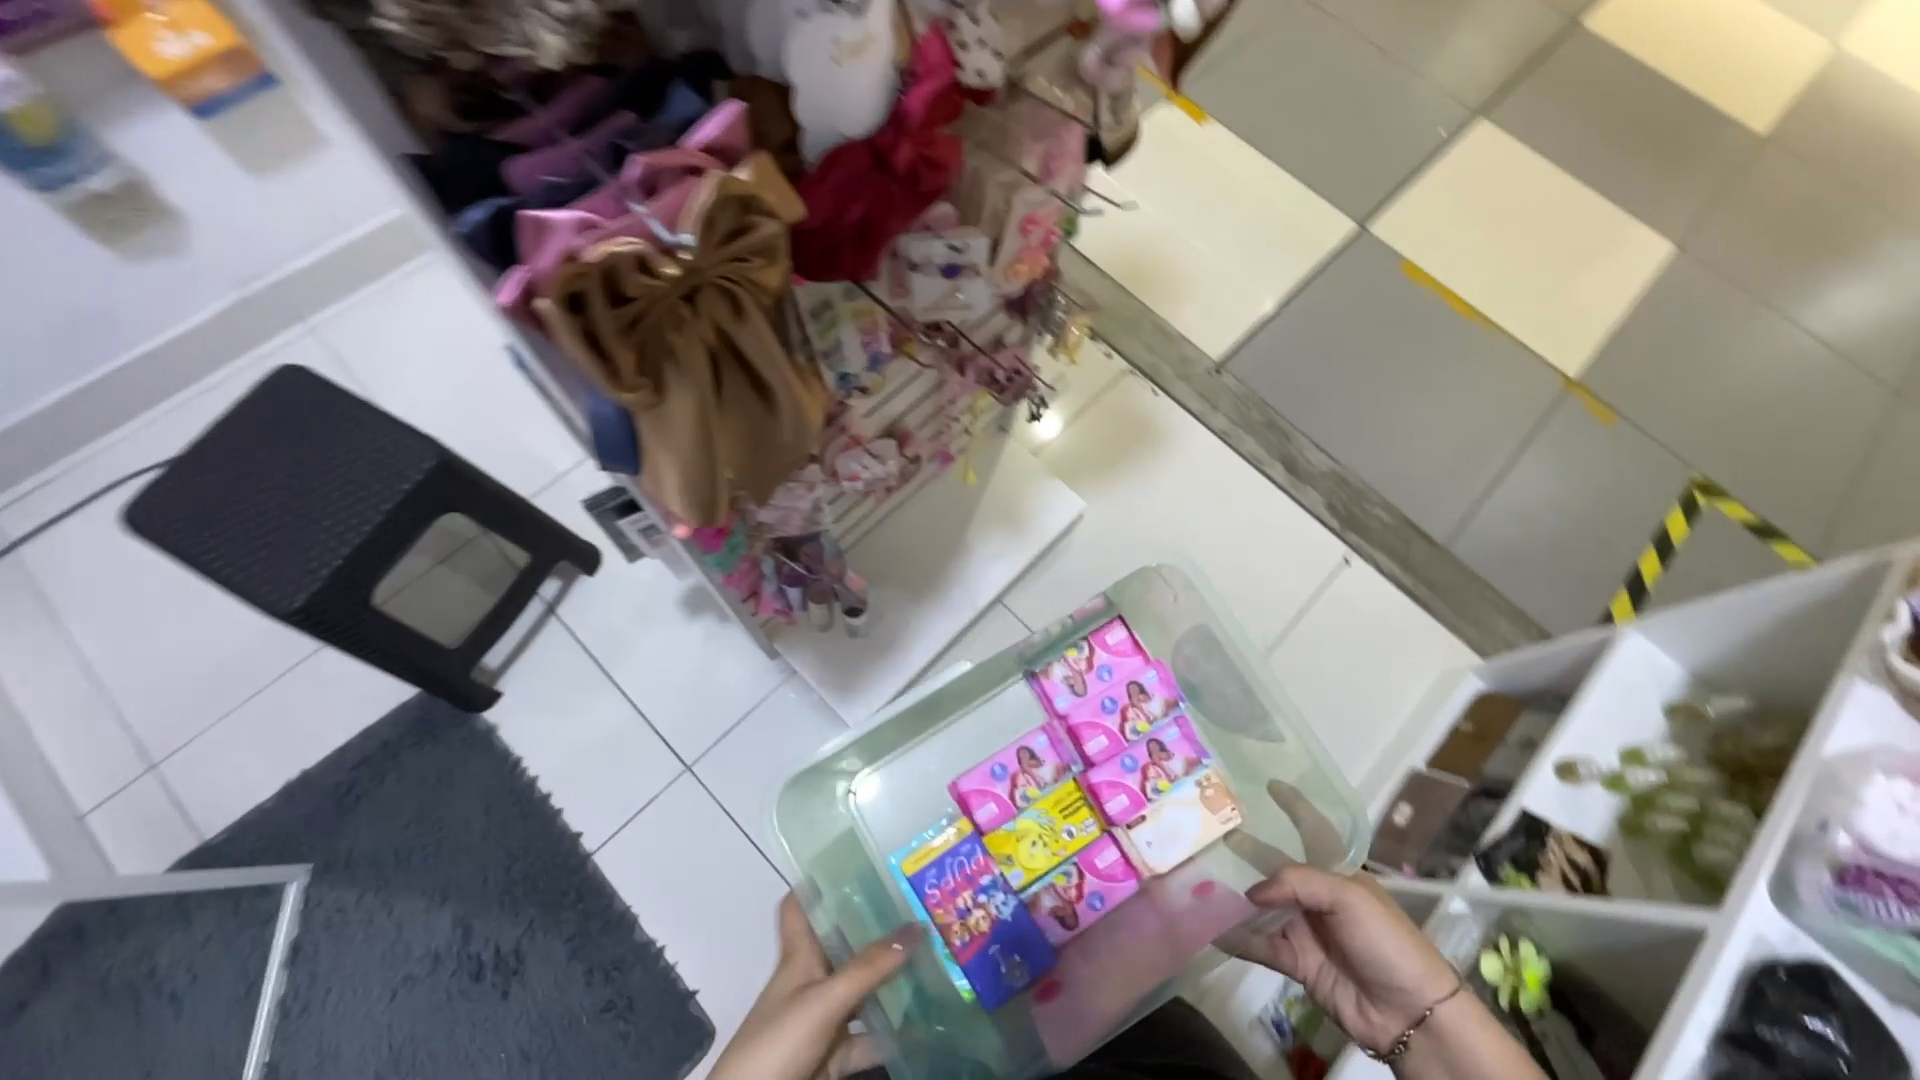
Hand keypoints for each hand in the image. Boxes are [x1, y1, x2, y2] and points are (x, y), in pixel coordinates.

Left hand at [709, 893, 920, 1079]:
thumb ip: (869, 967)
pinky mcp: (836, 1056)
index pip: (799, 909)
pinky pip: (872, 1039)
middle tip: (920, 907)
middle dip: (877, 930)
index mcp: (799, 957)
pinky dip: (897, 1034)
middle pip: (844, 947)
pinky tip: (930, 1020)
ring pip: (864, 993)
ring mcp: (825, 1020)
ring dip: (893, 981)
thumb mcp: (825, 999)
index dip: (817, 885)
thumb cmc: (778, 1041)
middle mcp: (812, 982)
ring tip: (936, 956)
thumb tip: (916, 926)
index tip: (851, 865)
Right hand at [1215, 778, 1460, 1053]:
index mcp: (1337, 874)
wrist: (1409, 1011)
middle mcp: (1316, 897)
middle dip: (1245, 853)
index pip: (1312, 831)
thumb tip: (1250, 892)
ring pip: (1259, 908)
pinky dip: (1234, 938)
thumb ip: (1297, 883)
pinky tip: (1208, 928)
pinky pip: (1257, 945)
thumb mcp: (1349, 898)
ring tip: (1197, 882)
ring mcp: (1304, 930)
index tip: (1270, 785)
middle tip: (1208, 838)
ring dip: (1232, 898)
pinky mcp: (1295, 962)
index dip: (1294, 807)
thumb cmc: (1386, 941)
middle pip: (1273, 869)